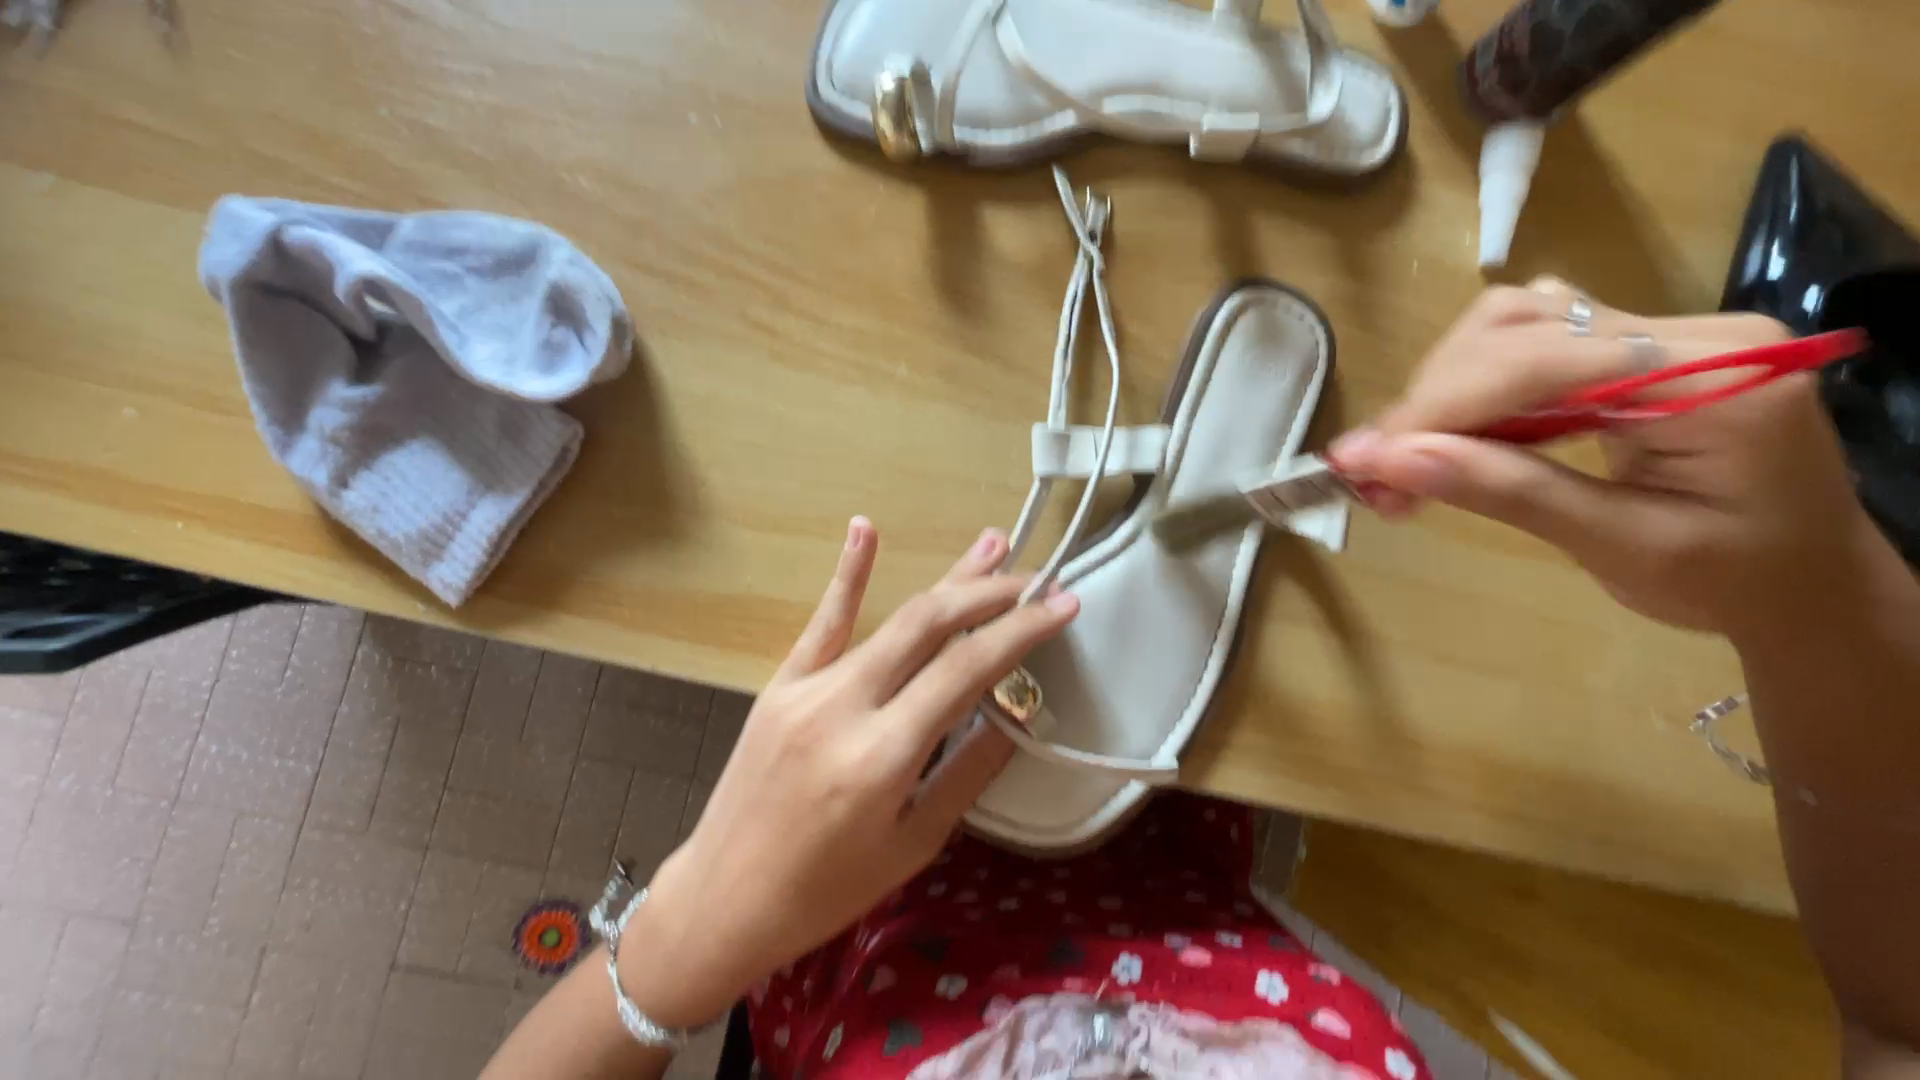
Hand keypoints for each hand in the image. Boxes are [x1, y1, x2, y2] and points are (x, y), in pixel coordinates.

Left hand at [613, 519, 1077, 1027]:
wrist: (723, 900)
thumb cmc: (827, 890)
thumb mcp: (913, 845)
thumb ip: (966, 774)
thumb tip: (1014, 717)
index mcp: (883, 755)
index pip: (967, 669)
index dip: (1021, 631)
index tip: (1063, 606)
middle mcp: (845, 706)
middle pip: (931, 626)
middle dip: (991, 594)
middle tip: (1035, 580)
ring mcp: (807, 688)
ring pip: (890, 618)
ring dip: (946, 581)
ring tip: (991, 543)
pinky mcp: (780, 684)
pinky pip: (822, 623)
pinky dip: (848, 574)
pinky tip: (866, 528)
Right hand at [1330, 279, 1881, 636]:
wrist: (1807, 587)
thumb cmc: (1731, 582)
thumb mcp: (1617, 546)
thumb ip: (1505, 492)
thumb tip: (1385, 462)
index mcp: (1713, 379)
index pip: (1543, 360)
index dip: (1439, 406)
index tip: (1357, 459)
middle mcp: (1691, 333)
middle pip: (1518, 327)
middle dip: (1432, 402)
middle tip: (1375, 474)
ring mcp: (1662, 334)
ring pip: (1513, 324)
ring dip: (1444, 390)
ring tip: (1409, 460)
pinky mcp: (1634, 350)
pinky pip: (1530, 344)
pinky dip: (1473, 390)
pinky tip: (1455, 436)